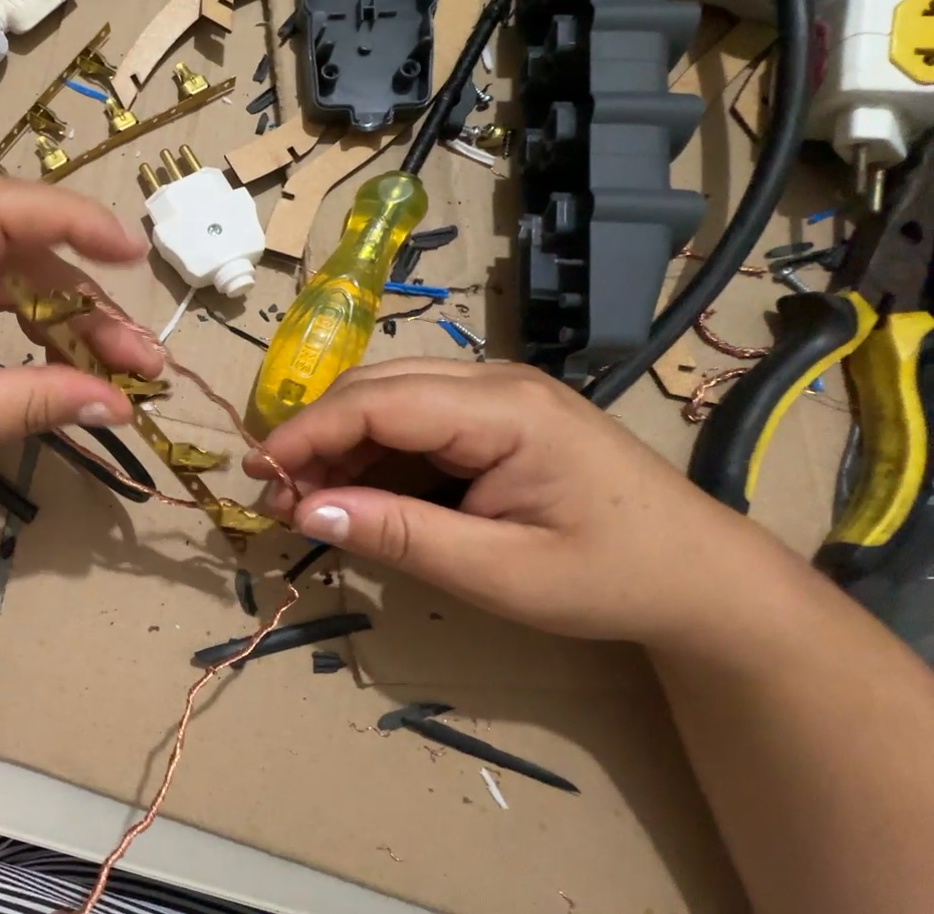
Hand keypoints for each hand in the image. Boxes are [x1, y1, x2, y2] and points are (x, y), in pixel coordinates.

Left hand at [0, 179, 161, 504]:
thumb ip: (32, 404)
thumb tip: (120, 404)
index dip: (72, 220)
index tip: (131, 254)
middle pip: (15, 247)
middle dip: (83, 298)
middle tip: (139, 355)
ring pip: (8, 270)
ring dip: (64, 315)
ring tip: (117, 367)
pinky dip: (29, 321)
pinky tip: (64, 356)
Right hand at [243, 359, 799, 648]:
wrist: (706, 581)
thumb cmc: (610, 578)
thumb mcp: (499, 572)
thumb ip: (397, 535)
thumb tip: (302, 511)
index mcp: (505, 410)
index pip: (375, 402)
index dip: (304, 433)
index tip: (256, 475)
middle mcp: (494, 382)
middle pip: (372, 390)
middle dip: (314, 438)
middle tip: (278, 496)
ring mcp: (495, 393)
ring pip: (384, 400)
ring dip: (337, 447)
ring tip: (307, 502)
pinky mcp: (493, 415)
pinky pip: (410, 420)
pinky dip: (370, 454)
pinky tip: (355, 493)